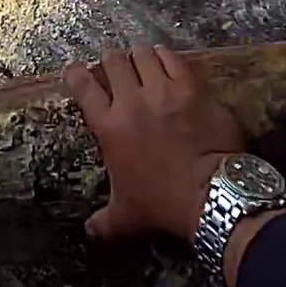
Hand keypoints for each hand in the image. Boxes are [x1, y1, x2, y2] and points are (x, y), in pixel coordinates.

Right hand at [61, 45, 243, 242]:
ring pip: (142, 55)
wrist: (210, 194)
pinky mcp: (190, 86)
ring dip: (139, 56)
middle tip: (116, 67)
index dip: (76, 74)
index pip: (83, 88)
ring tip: (142, 61)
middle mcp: (130, 101)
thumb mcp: (124, 216)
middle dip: (111, 61)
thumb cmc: (162, 204)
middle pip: (113, 62)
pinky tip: (165, 58)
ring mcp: (162, 90)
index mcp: (109, 127)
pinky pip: (172, 58)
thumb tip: (88, 232)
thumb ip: (103, 221)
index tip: (75, 70)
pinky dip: (165, 56)